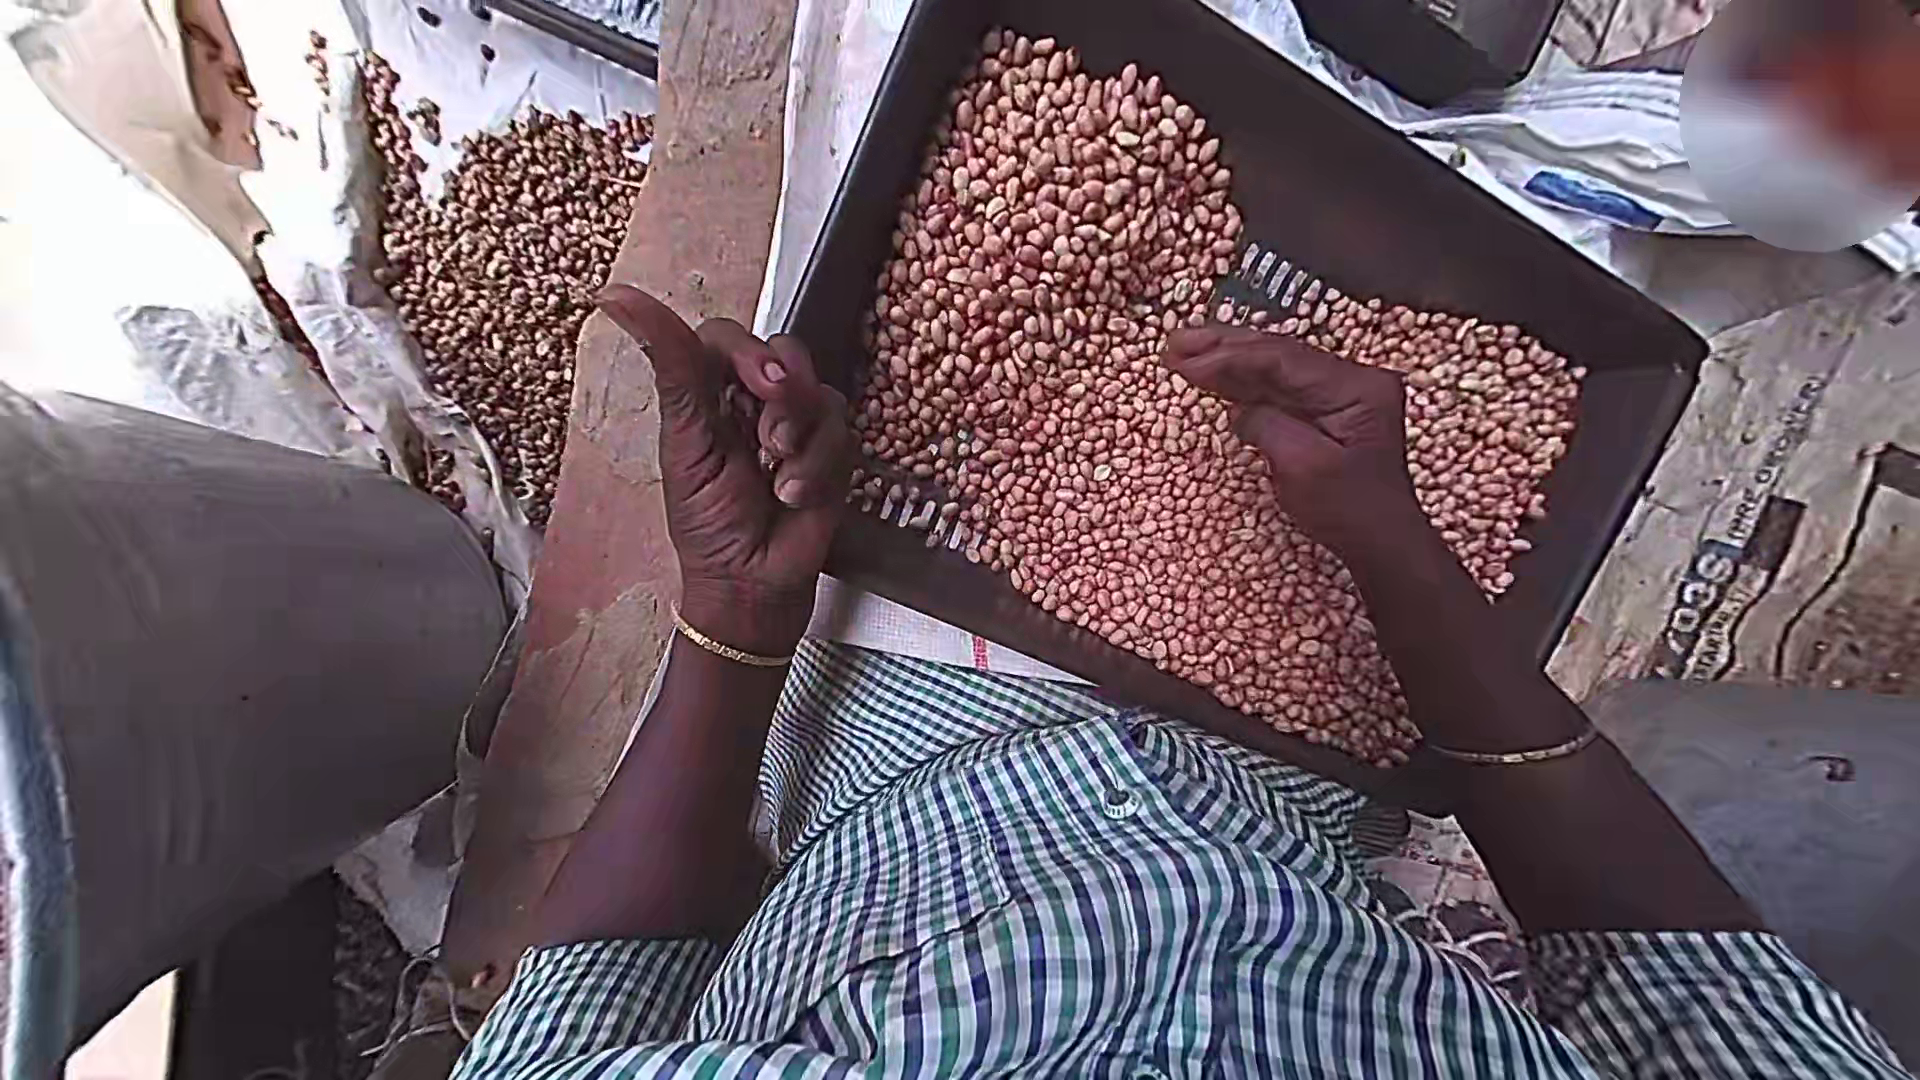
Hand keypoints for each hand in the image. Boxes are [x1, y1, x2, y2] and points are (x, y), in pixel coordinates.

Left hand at [598, 286, 851, 655]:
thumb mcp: (688, 445)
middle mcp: (758, 404)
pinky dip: (822, 466)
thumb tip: (615, 296)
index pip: (731, 338)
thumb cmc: (710, 522)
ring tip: (781, 483)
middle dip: (786, 398)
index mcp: (711, 395)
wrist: (753, 581)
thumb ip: (673, 371)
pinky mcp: (832, 455)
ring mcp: (800, 428)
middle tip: (773, 441)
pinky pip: (843, 433)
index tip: (760, 384)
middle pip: (787, 354)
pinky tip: (798, 494)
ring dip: (804, 443)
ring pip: (821, 395)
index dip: (750, 353)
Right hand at [1162, 325, 1421, 560]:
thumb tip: (1239, 410)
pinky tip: (1210, 378)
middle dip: (1222, 346)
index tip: (1187, 363)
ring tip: (1182, 353)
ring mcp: (1333, 397)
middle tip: (1177, 341)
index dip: (1230, 358)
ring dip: (1225, 361)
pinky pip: (1273, 391)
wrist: (1380, 541)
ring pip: (1271, 368)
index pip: (1283, 359)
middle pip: (1276, 353)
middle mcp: (1348, 381)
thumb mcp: (1305, 468)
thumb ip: (1269, 427)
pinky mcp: (1317, 415)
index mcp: (1356, 386)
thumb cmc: (1350, 510)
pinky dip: (1238, 385)